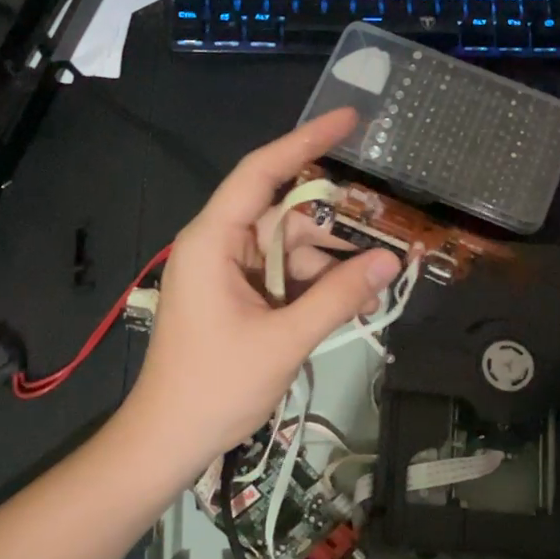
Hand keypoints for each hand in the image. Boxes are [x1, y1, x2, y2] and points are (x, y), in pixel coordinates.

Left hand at [121, 109, 401, 474]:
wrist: (168, 438)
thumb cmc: (215, 386)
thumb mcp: (283, 340)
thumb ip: (338, 298)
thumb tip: (390, 260)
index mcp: (213, 241)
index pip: (261, 172)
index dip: (306, 142)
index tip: (351, 120)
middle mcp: (219, 247)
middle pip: (284, 216)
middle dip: (335, 228)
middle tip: (391, 235)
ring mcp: (227, 276)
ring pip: (290, 251)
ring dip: (332, 266)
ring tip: (379, 286)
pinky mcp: (236, 301)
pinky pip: (284, 279)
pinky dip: (316, 288)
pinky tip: (353, 302)